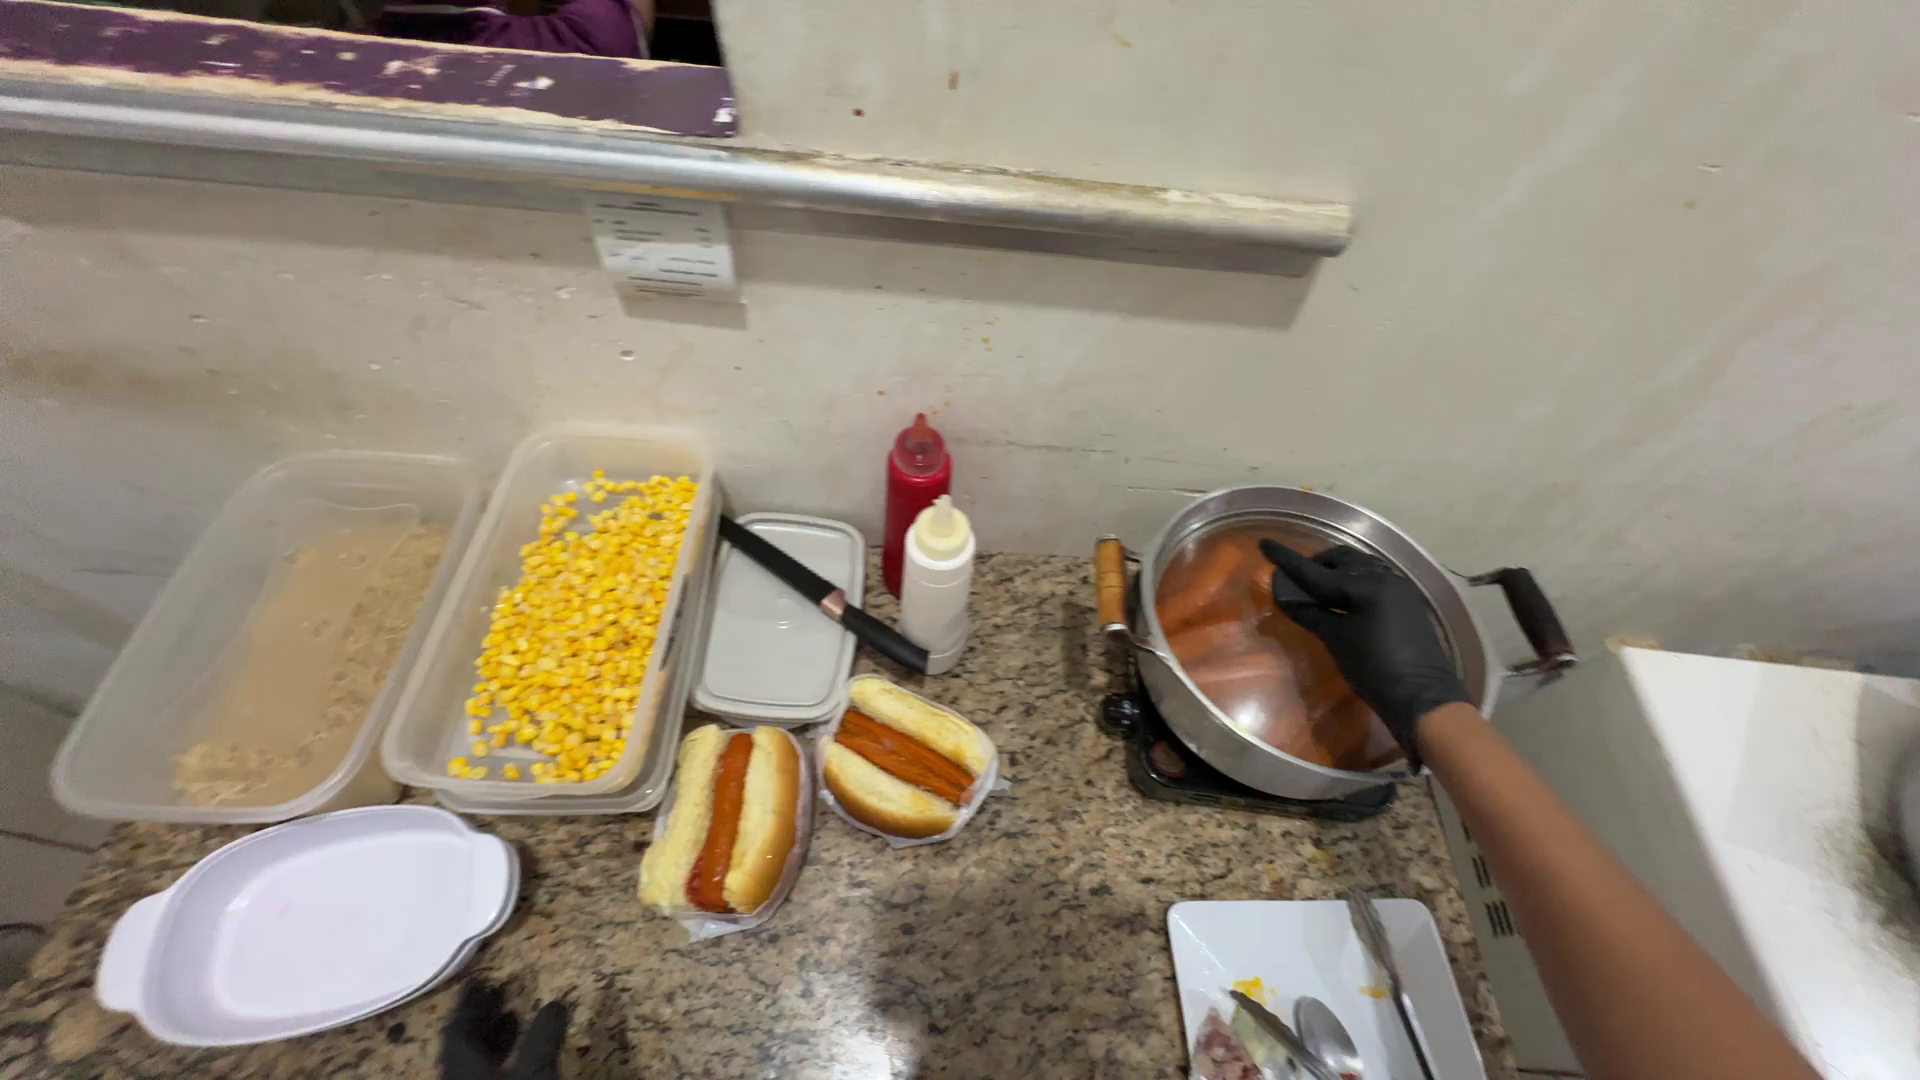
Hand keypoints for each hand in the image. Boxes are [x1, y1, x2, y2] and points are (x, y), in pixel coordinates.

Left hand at [440, 981, 568, 1079]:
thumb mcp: (534, 1070)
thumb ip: (542, 1036)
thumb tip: (556, 1002)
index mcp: (462, 1066)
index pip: (456, 1030)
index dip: (467, 1003)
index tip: (477, 979)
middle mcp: (458, 1076)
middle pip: (464, 1043)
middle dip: (483, 1014)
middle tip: (499, 990)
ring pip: (474, 1058)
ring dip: (492, 1034)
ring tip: (513, 1014)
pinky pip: (484, 1070)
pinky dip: (499, 1054)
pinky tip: (519, 1049)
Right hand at [1259, 540, 1471, 766]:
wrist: (1422, 696)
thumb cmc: (1374, 668)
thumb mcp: (1336, 640)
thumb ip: (1310, 614)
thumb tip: (1285, 599)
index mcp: (1366, 586)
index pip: (1317, 572)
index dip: (1288, 560)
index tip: (1266, 544)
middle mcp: (1385, 578)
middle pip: (1343, 560)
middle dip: (1317, 563)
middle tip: (1296, 577)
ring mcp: (1399, 588)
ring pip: (1360, 567)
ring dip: (1336, 571)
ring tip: (1318, 588)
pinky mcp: (1406, 601)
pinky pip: (1374, 580)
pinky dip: (1353, 582)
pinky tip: (1342, 599)